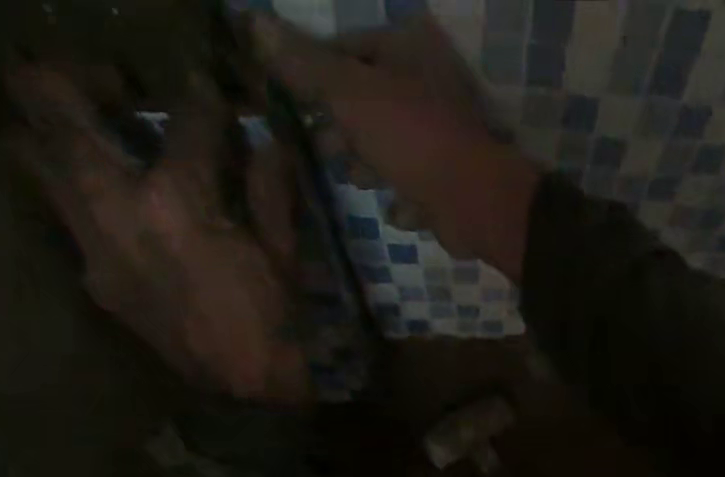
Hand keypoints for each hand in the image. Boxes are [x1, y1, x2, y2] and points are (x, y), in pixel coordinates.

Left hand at [5, 63, 311, 406]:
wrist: (248, 396)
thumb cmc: (277, 323)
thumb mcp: (283, 255)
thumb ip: (268, 191)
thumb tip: (266, 142)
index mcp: (178, 201)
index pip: (183, 122)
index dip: (202, 100)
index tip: (209, 93)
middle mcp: (116, 210)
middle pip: (53, 108)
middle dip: (76, 81)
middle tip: (111, 91)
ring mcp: (93, 246)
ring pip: (34, 158)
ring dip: (57, 135)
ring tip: (97, 143)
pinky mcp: (93, 278)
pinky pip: (66, 218)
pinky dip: (82, 198)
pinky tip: (119, 213)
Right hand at [250, 13, 541, 281]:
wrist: (471, 201)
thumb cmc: (410, 137)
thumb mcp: (350, 93)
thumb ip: (304, 64)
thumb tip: (253, 22)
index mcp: (407, 53)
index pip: (346, 51)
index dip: (314, 76)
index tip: (290, 102)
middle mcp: (426, 88)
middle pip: (365, 104)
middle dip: (342, 130)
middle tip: (327, 149)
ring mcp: (439, 138)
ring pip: (387, 149)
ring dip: (369, 168)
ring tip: (362, 178)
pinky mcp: (446, 183)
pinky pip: (412, 189)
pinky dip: (404, 200)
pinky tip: (402, 206)